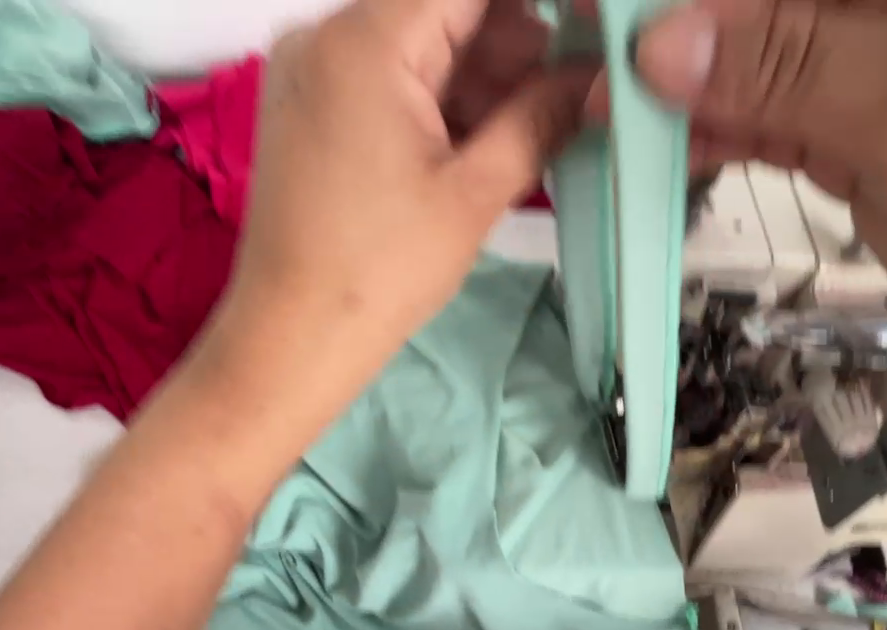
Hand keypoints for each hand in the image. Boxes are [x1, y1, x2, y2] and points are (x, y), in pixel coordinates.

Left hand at [225, 0, 591, 378]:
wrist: (291, 340)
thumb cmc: (382, 273)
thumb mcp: (473, 195)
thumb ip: (539, 118)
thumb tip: (595, 78)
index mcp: (366, 39)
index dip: (534, 7)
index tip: (581, 34)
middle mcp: (326, 34)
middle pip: (441, 9)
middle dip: (512, 46)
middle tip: (568, 95)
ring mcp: (309, 73)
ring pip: (414, 48)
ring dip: (477, 80)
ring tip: (530, 130)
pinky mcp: (306, 113)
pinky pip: (383, 83)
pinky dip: (434, 105)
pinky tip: (479, 143)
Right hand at [618, 0, 886, 345]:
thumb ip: (784, 63)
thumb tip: (657, 46)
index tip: (628, 5)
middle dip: (687, 22)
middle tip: (597, 49)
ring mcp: (875, 61)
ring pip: (759, 56)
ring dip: (687, 83)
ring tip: (608, 107)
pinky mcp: (849, 134)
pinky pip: (766, 119)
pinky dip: (714, 132)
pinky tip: (659, 142)